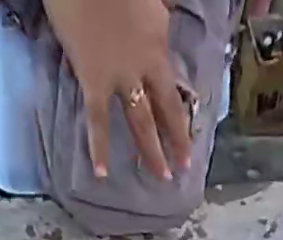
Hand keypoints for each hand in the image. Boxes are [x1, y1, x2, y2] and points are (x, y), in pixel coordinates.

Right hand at [43, 0, 191, 179]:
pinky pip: (97, 121)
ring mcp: (121, 77)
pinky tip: (101, 174)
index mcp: (159, 41)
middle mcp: (147, 65)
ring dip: (151, 152)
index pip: (173, 84)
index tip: (188, 132)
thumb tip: (160, 23)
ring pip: (141, 122)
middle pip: (167, 110)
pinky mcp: (94, 82)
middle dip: (177, 141)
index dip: (182, 111)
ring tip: (160, 177)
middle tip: (183, 168)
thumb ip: (155, 18)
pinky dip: (99, 148)